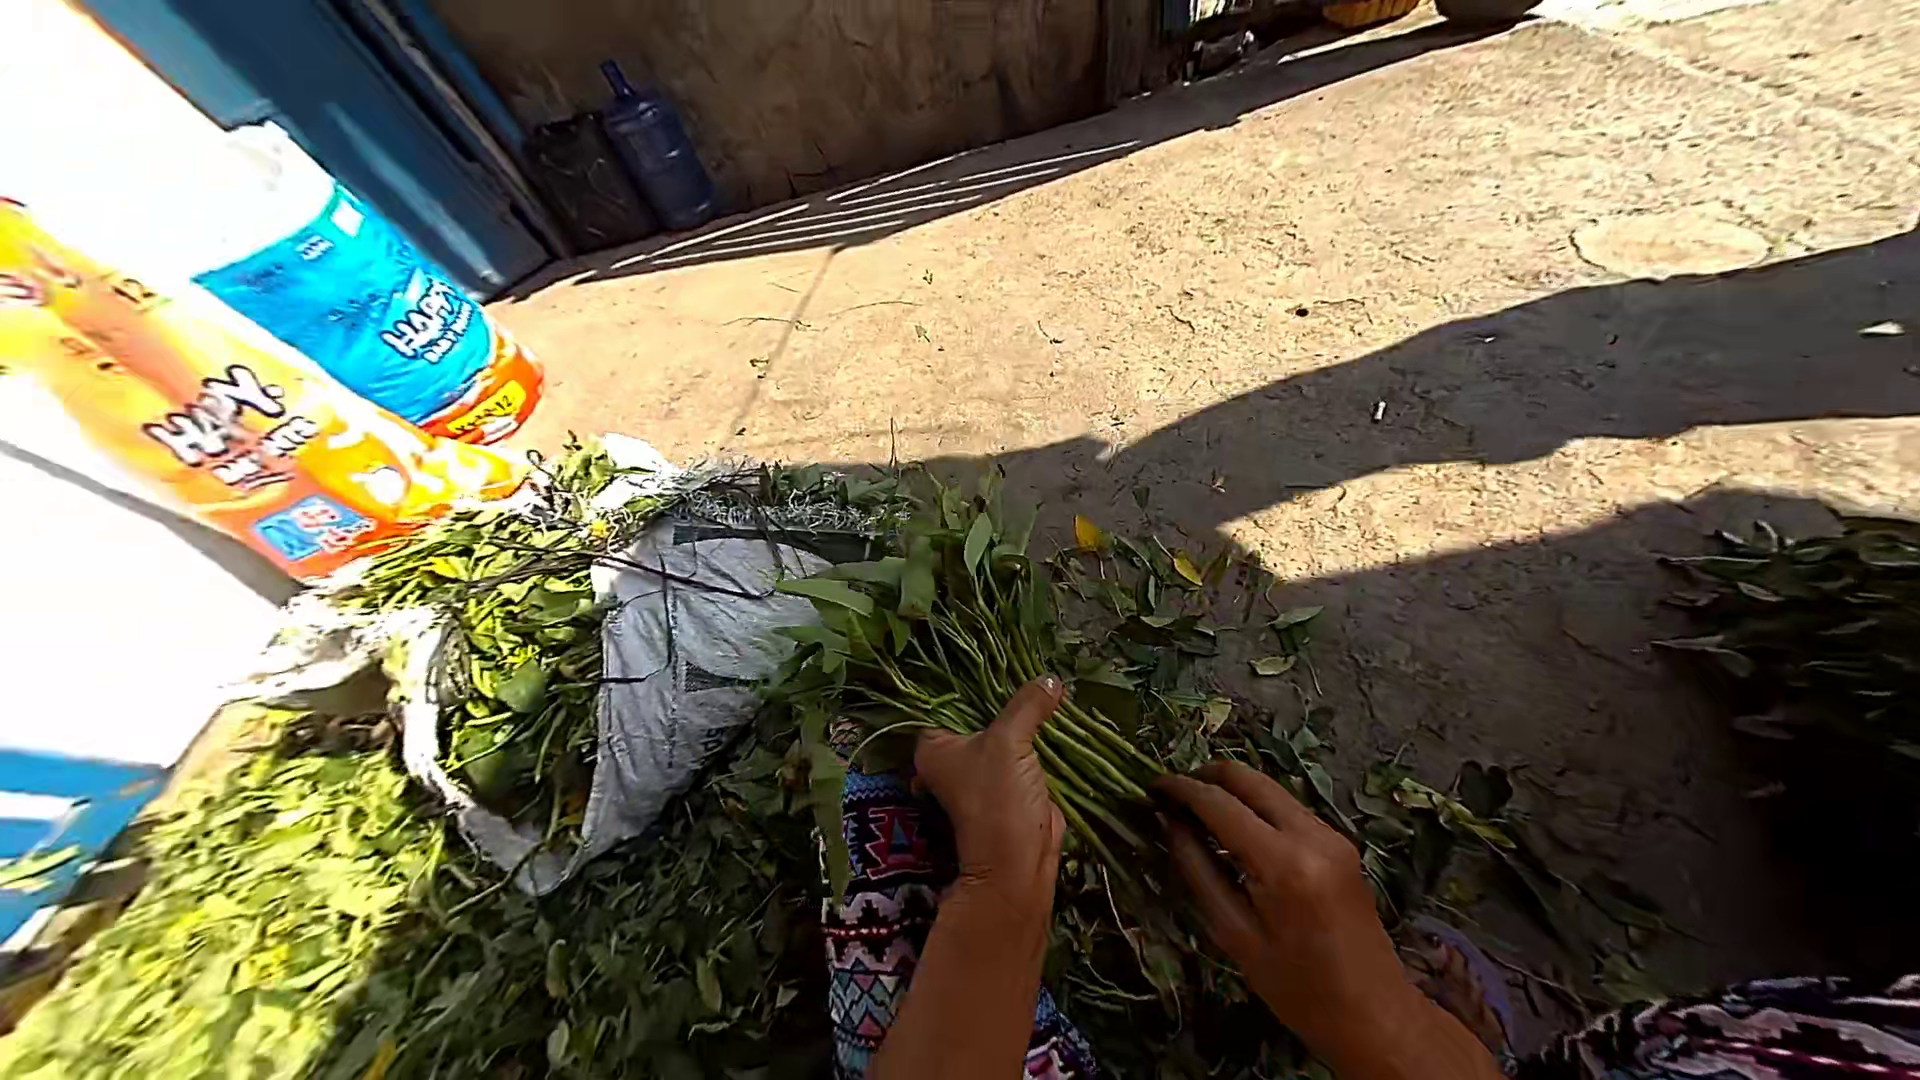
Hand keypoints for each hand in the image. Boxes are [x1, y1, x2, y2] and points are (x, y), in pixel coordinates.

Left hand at [914, 676, 1066, 917]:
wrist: (1020, 861)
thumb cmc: (997, 797)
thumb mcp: (1009, 740)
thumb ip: (1027, 704)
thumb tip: (1053, 678)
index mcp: (934, 743)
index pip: (945, 697)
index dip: (968, 675)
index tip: (991, 651)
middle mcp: (953, 753)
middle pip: (977, 710)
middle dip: (1001, 691)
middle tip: (1023, 658)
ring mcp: (982, 766)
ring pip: (1002, 727)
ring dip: (1022, 711)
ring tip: (1043, 678)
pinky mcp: (1009, 778)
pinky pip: (1021, 745)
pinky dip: (1035, 731)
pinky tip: (1052, 707)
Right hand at [1156, 762, 1501, 1079]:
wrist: (1380, 1019)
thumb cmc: (1299, 989)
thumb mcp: (1234, 933)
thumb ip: (1196, 868)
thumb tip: (1167, 821)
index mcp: (1283, 863)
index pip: (1218, 802)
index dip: (1180, 788)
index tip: (1151, 786)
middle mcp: (1311, 835)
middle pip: (1246, 776)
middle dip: (1203, 774)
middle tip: (1172, 792)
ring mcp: (1331, 834)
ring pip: (1266, 785)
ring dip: (1228, 787)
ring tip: (1195, 808)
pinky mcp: (1338, 840)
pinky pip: (1284, 804)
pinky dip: (1252, 803)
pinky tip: (1232, 826)